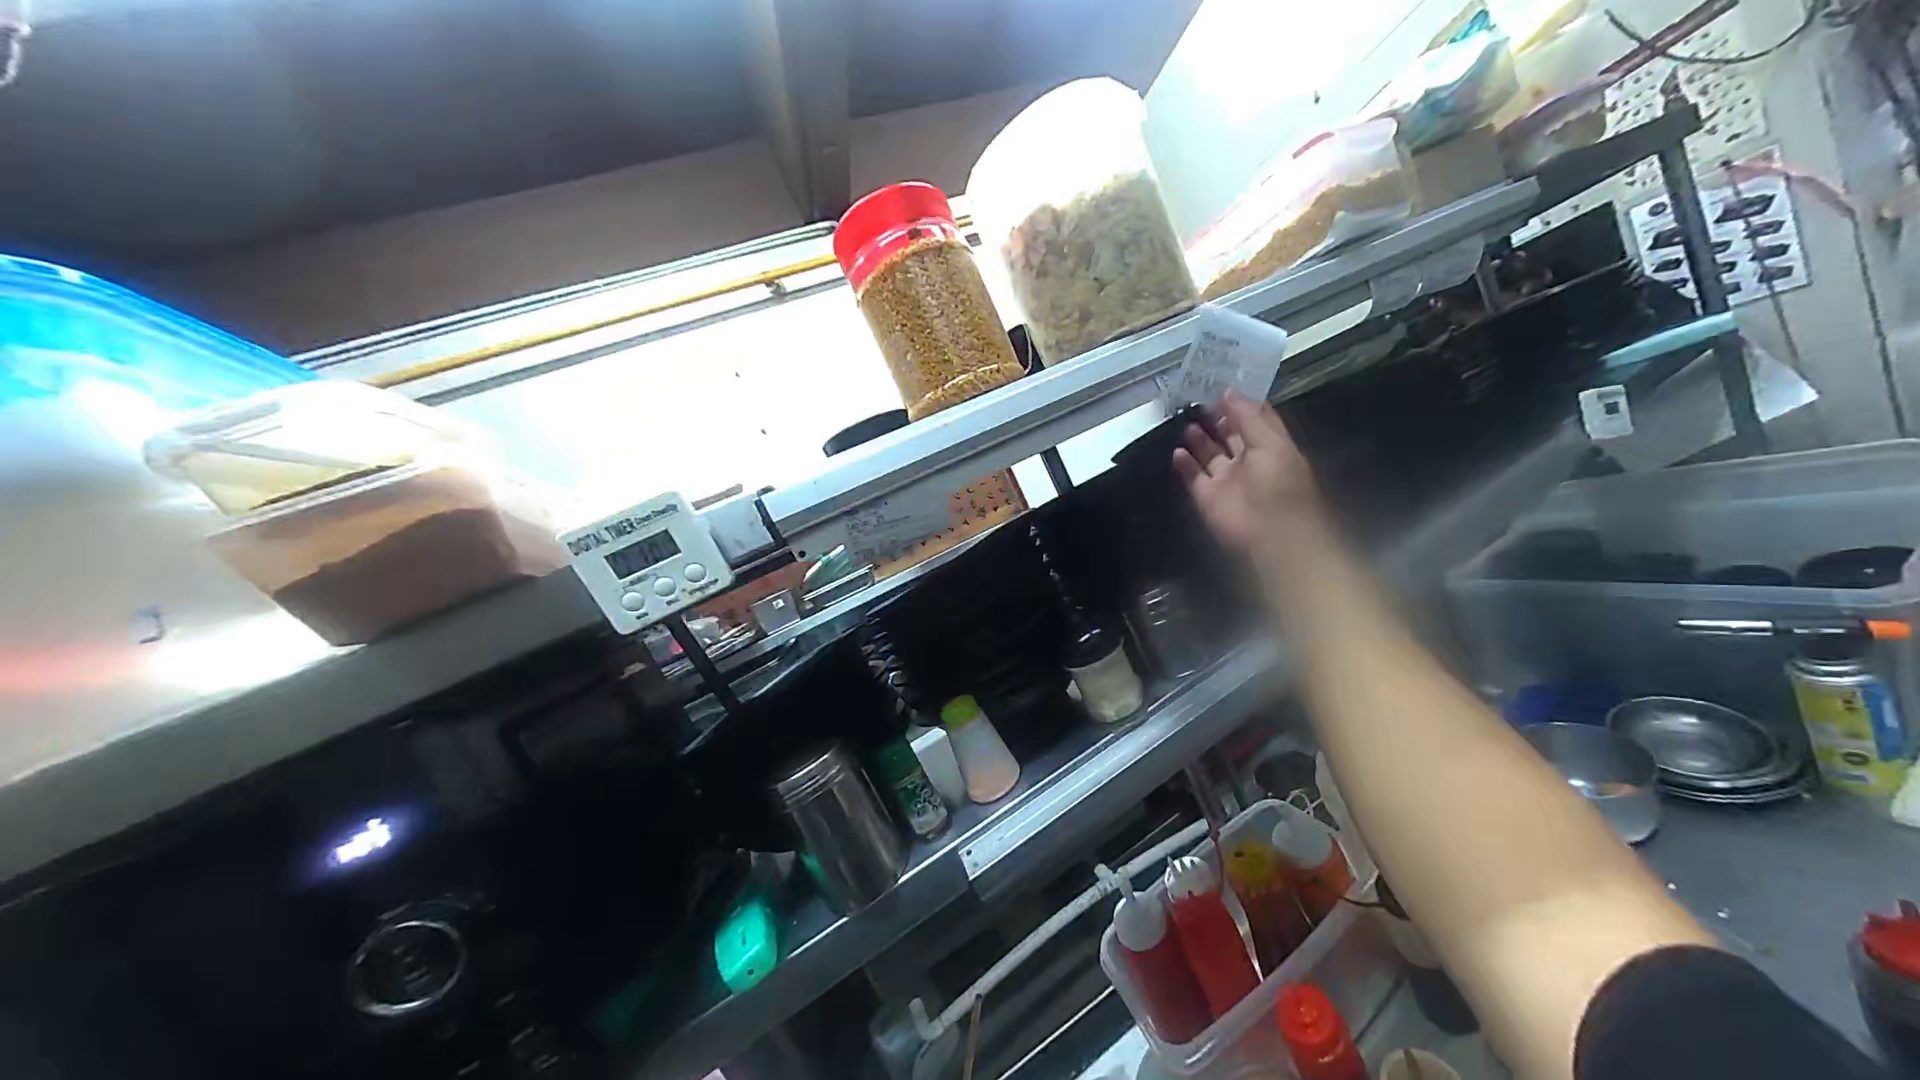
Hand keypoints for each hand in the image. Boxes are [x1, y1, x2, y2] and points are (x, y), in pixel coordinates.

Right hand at [1172, 390, 1323, 554]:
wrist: (1273, 535)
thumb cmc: (1280, 485)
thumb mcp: (1271, 443)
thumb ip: (1249, 417)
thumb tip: (1228, 391)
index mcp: (1270, 446)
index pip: (1253, 419)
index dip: (1239, 402)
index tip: (1219, 383)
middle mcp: (1248, 460)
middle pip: (1229, 433)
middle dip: (1215, 417)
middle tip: (1195, 398)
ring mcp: (1226, 479)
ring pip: (1209, 453)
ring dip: (1198, 437)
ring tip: (1186, 421)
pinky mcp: (1207, 497)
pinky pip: (1193, 476)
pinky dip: (1184, 464)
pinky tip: (1177, 451)